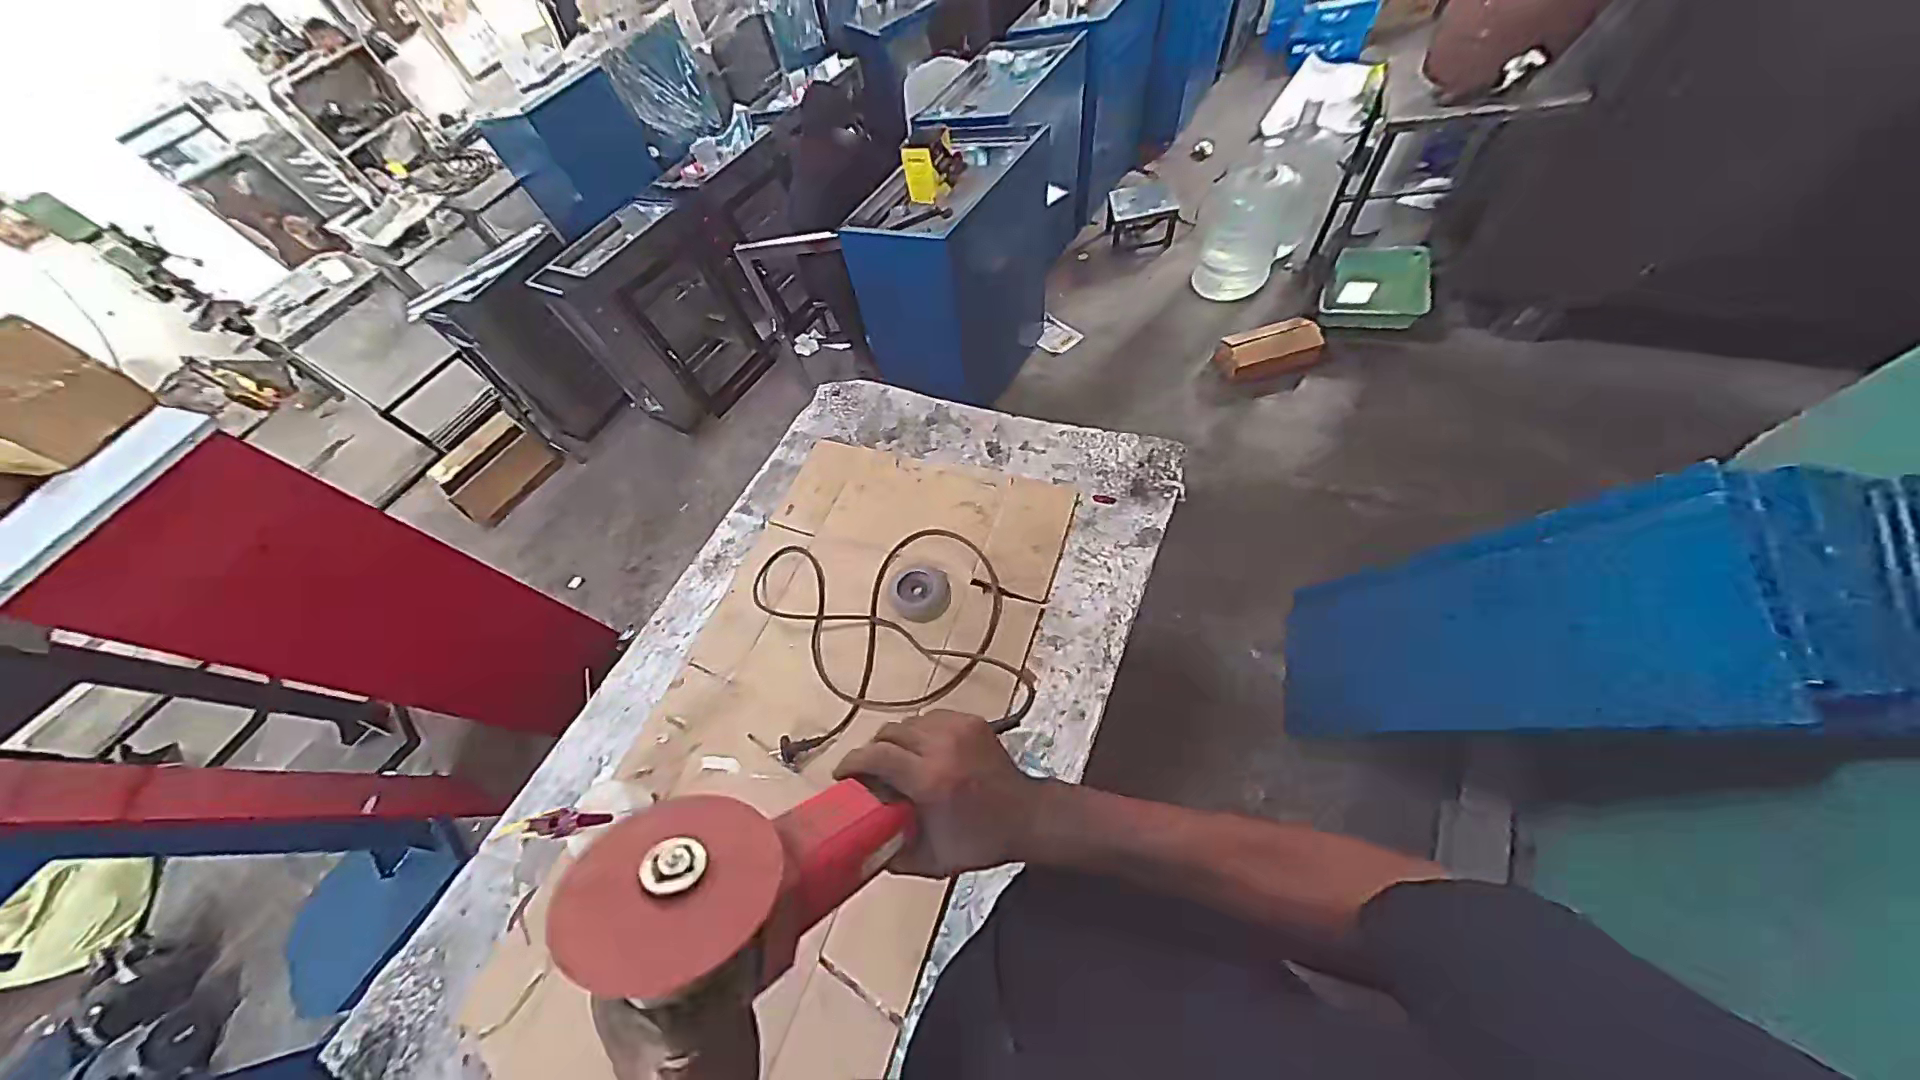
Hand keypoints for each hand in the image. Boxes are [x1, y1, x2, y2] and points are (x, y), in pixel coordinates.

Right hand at [833, 710, 1046, 876]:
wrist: (1026, 815)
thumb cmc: (979, 841)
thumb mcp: (932, 860)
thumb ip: (890, 853)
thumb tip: (856, 843)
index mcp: (930, 779)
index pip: (876, 755)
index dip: (852, 762)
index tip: (842, 774)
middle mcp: (942, 746)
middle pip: (888, 733)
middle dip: (872, 750)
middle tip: (869, 771)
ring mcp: (959, 728)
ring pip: (909, 722)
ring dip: (896, 741)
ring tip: (898, 762)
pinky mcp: (971, 720)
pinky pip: (931, 718)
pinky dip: (920, 733)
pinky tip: (924, 752)